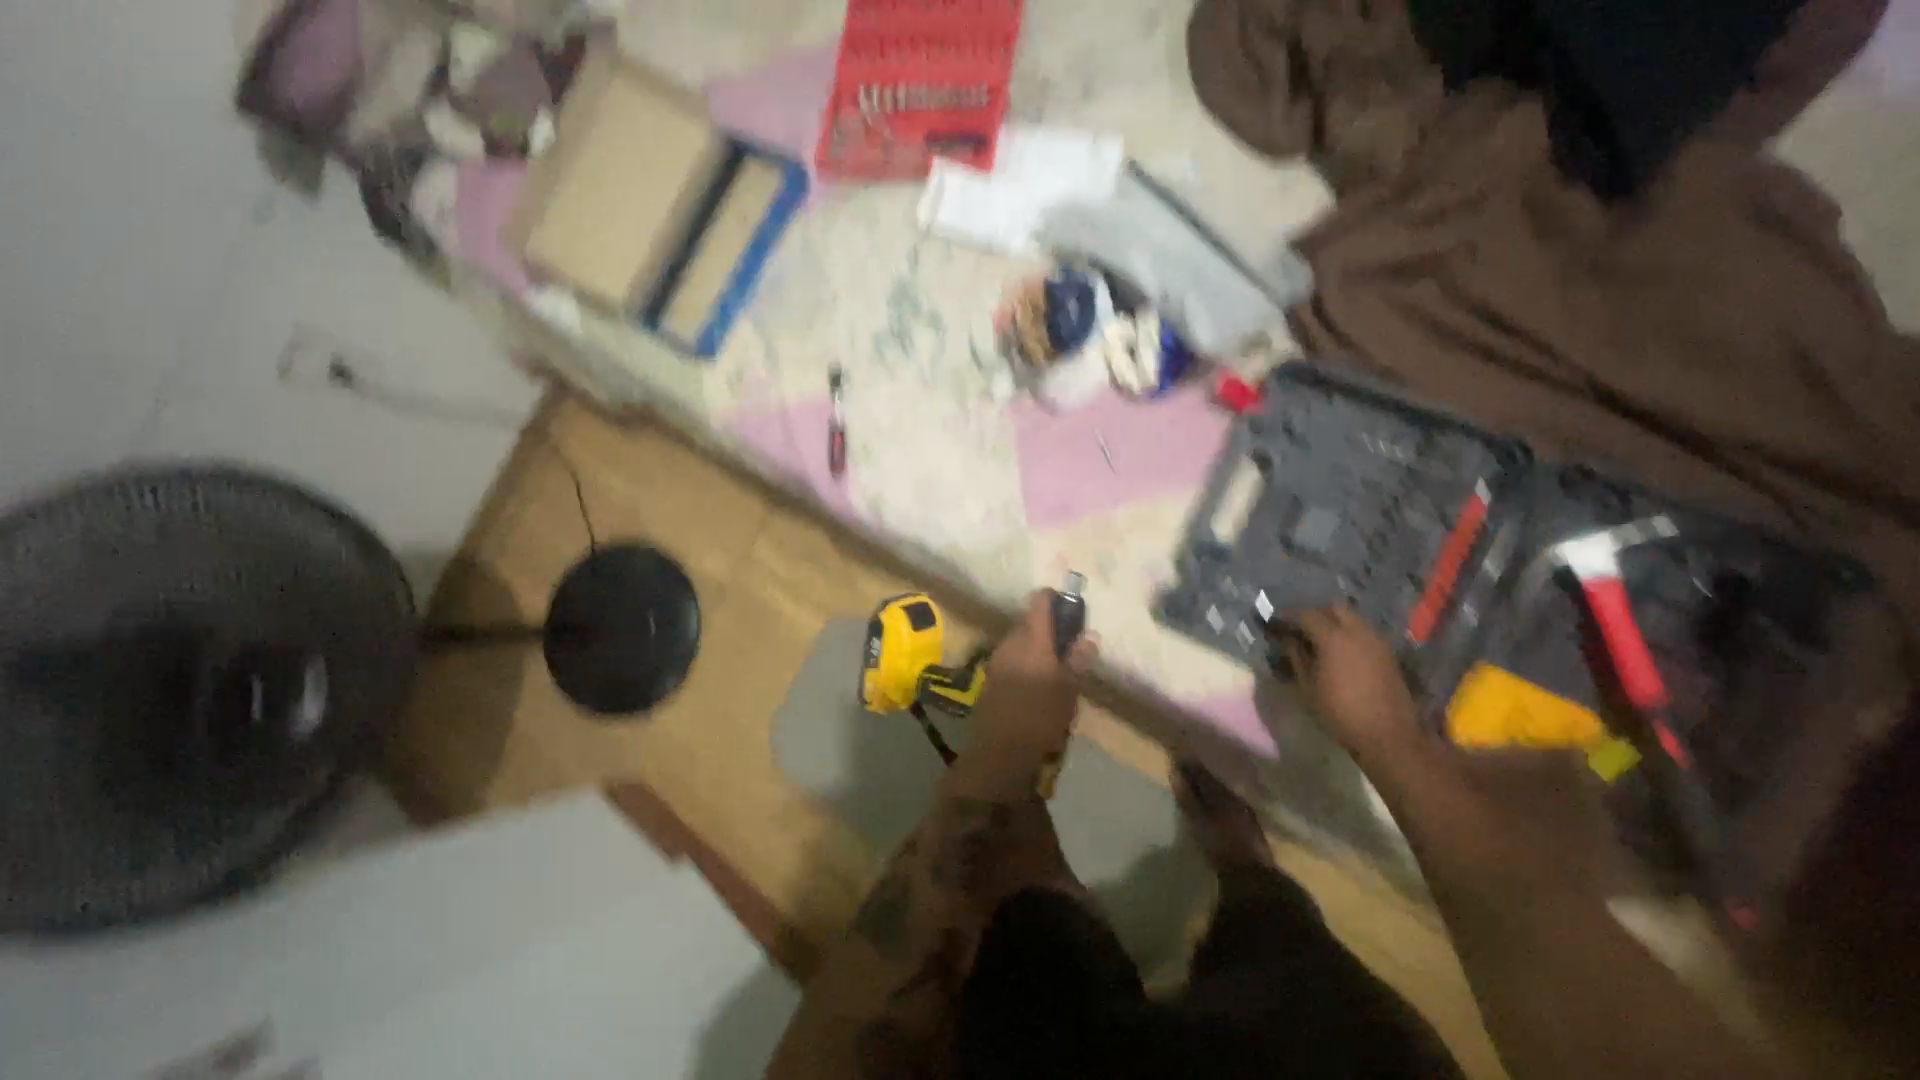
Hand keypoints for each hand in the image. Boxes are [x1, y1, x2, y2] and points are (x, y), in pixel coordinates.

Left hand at [974, 591, 1098, 753]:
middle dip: (1050, 628)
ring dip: (1037, 648)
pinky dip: (1026, 663)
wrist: (998, 752)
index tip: (1072, 610)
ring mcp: (996, 660)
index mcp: (1031, 639)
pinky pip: (1012, 659)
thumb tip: (1089, 636)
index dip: (1056, 598)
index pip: (1040, 600)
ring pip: (1020, 641)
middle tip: (1071, 647)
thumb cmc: (1040, 718)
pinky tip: (1038, 686)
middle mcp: (1010, 643)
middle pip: (1029, 621)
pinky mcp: (990, 679)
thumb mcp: (1069, 690)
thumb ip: (1078, 659)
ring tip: (1058, 670)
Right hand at [1271, 606, 1420, 760]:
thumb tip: (1289, 641)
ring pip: (1352, 617)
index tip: (1275, 623)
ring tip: (1319, 639)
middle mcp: (1358, 631)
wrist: (1388, 734)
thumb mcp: (1308, 688)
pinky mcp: (1387, 652)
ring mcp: (1376, 640)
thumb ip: (1296, 658)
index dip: (1288, 616)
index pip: (1306, 615)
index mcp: (1334, 638)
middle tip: (1299, 629)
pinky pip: (1364, 630)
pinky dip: (1349, 632)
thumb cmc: (1340, 713)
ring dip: (1334, 621)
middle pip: (1333, 608)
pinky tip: (1340, 650)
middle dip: (1314, 613)